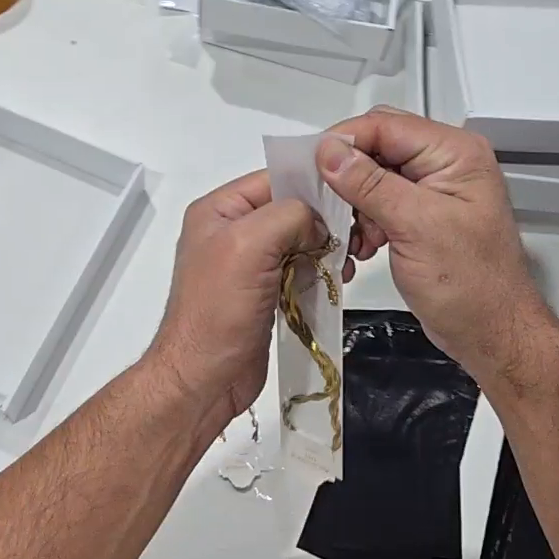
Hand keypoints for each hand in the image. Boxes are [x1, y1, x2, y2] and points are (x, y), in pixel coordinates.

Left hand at [145, 171, 327, 428]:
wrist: (204, 380)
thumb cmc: (218, 313)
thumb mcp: (249, 246)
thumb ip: (288, 216)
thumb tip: (317, 223)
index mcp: (218, 211)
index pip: (274, 179)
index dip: (311, 185)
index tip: (349, 198)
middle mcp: (231, 232)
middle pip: (291, 210)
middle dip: (324, 221)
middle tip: (354, 237)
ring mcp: (248, 265)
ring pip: (299, 242)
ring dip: (326, 250)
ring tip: (347, 263)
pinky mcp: (264, 294)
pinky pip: (300, 271)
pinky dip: (320, 274)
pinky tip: (337, 281)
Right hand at [319, 108, 558, 384]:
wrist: (491, 335)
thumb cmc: (468, 284)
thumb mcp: (416, 227)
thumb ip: (370, 184)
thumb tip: (327, 151)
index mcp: (454, 153)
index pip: (384, 126)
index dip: (343, 142)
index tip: (308, 168)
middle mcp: (443, 163)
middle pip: (376, 148)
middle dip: (346, 176)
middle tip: (324, 204)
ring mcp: (431, 191)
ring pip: (371, 177)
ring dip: (352, 204)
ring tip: (352, 237)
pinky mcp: (419, 218)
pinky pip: (377, 204)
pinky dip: (362, 222)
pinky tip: (361, 248)